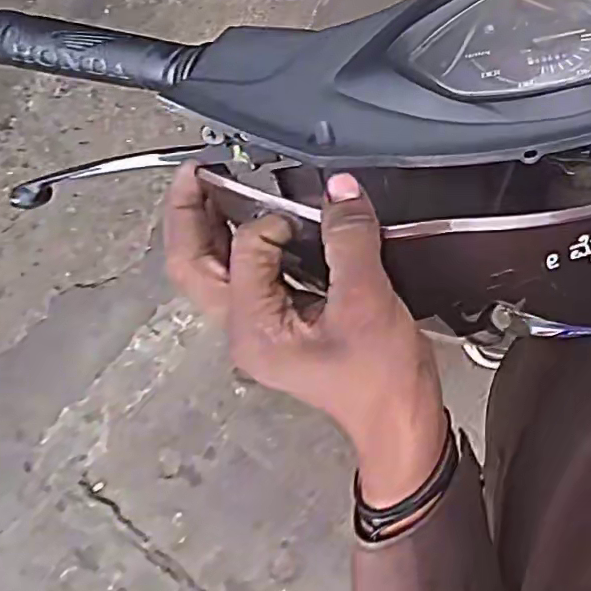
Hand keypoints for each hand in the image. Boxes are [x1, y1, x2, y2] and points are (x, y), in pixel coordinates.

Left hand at [162, 166, 447, 505]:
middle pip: (196, 265)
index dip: (273, 222)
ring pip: (220, 270)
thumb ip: (350, 240)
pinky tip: (271, 223)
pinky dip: (254, 243)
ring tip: (215, 188)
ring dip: (213, 228)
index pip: (245, 253)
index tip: (314, 210)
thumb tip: (342, 189)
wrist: (401, 417)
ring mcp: (263, 327)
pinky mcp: (287, 322)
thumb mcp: (366, 301)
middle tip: (195, 172)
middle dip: (189, 215)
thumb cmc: (380, 373)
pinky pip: (256, 274)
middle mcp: (245, 328)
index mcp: (252, 329)